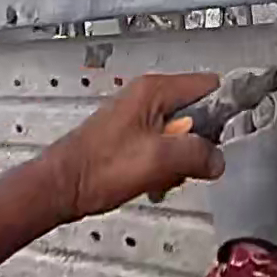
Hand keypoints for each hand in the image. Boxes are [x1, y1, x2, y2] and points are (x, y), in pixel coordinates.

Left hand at [39, 73, 226, 222]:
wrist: (53, 191)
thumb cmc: (97, 170)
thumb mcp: (157, 160)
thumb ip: (196, 154)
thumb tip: (219, 159)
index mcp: (157, 88)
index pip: (211, 85)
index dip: (222, 109)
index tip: (223, 134)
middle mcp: (149, 92)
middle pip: (196, 108)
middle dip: (196, 138)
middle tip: (186, 162)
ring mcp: (137, 111)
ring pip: (179, 127)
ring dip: (178, 154)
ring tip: (163, 175)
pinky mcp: (129, 130)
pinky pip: (162, 138)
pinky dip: (163, 159)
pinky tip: (151, 179)